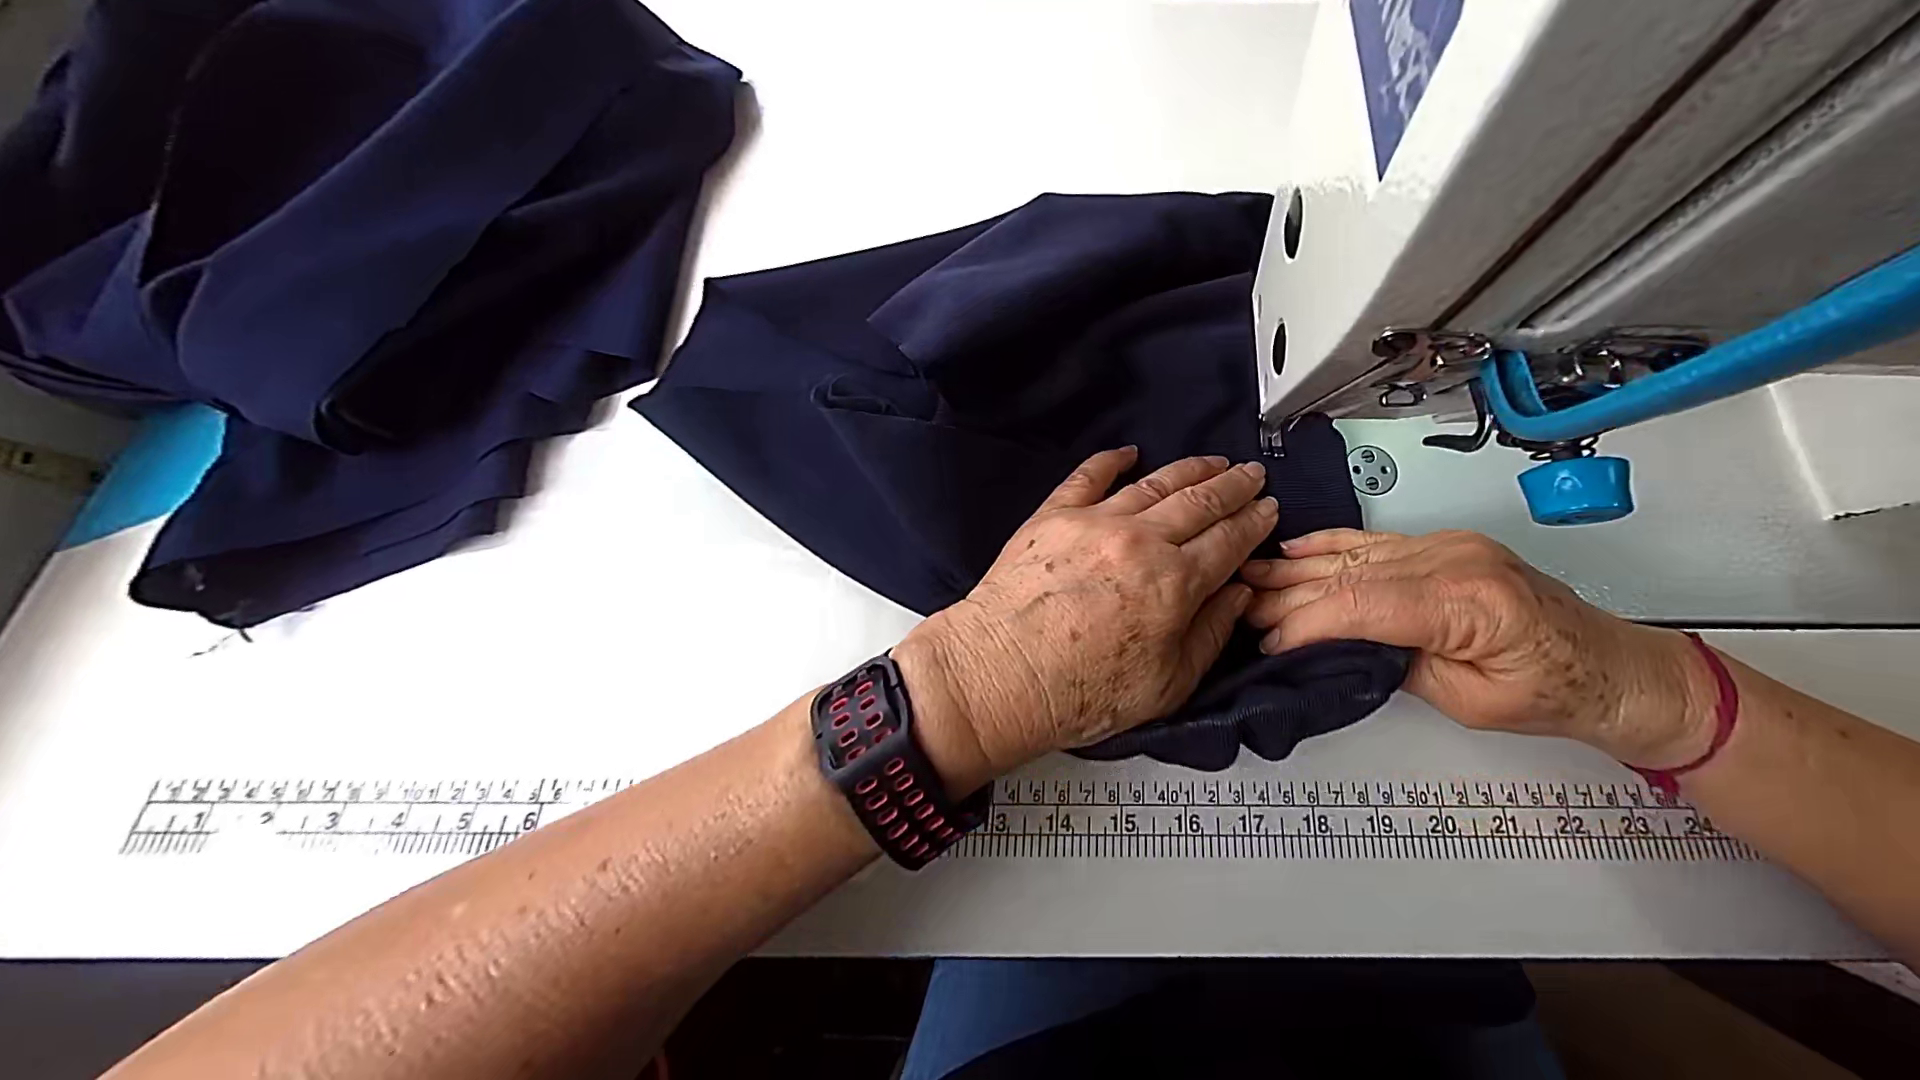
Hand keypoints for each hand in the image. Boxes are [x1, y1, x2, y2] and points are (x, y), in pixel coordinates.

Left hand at [894, 448, 1277, 791]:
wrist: (1000, 676)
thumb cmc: (1076, 691)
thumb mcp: (1167, 685)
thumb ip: (1210, 634)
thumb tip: (1236, 596)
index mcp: (1174, 583)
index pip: (1229, 541)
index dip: (1253, 523)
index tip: (1266, 510)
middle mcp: (1139, 542)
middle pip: (1200, 503)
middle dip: (1232, 486)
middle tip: (1250, 476)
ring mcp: (1093, 524)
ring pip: (1154, 484)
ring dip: (1189, 470)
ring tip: (1211, 463)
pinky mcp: (1052, 517)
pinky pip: (1088, 476)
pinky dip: (1110, 460)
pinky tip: (1127, 453)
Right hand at [1238, 529, 1718, 766]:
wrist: (1613, 668)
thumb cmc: (1553, 694)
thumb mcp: (1466, 699)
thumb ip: (1394, 663)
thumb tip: (1334, 647)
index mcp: (1464, 603)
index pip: (1357, 604)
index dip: (1302, 624)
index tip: (1266, 643)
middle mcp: (1450, 560)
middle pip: (1345, 575)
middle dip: (1285, 595)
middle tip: (1239, 609)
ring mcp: (1444, 546)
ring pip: (1350, 555)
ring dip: (1294, 568)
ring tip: (1247, 575)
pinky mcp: (1440, 545)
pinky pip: (1370, 540)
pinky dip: (1327, 544)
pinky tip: (1292, 547)